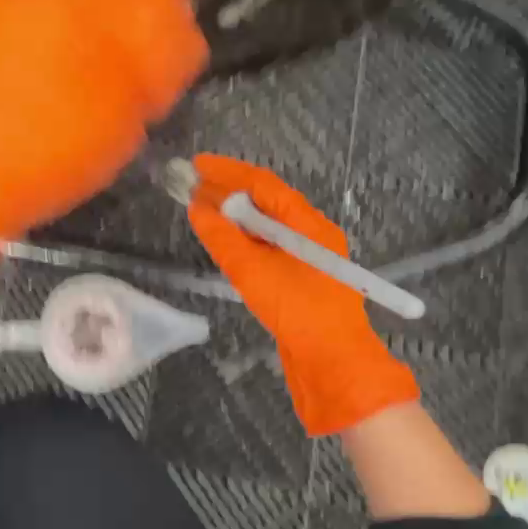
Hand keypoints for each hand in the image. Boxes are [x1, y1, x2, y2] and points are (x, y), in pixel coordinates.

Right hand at [186, 154, 416, 435]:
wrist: (334, 363)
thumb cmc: (298, 310)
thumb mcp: (253, 271)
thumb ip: (222, 237)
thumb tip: (198, 207)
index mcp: (308, 225)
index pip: (264, 185)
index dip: (229, 171)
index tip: (197, 165)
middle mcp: (312, 235)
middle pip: (268, 202)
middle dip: (230, 192)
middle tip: (193, 186)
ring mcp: (309, 259)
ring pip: (268, 226)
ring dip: (236, 216)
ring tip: (203, 211)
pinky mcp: (302, 280)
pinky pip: (269, 248)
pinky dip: (245, 240)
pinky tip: (226, 244)